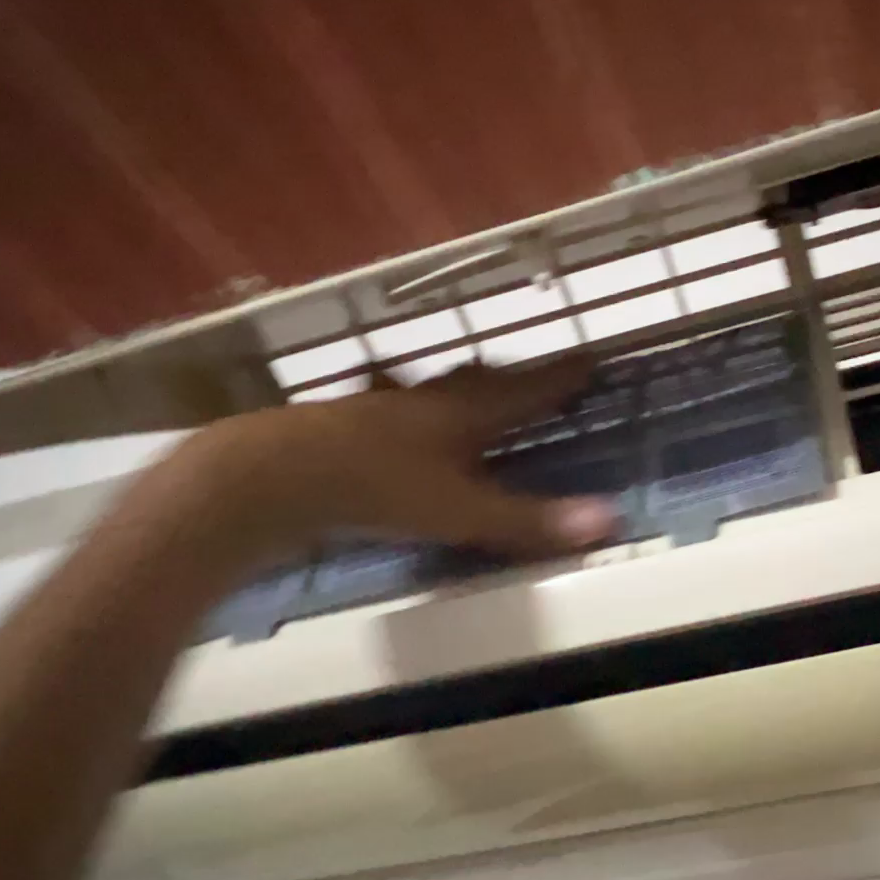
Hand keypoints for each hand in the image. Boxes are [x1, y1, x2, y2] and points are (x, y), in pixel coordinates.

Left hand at [174, 355, 619, 559]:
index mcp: (465, 414)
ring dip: (458, 388)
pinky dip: (407, 412)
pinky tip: (393, 416)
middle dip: (513, 378)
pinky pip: (393, 411)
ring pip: (432, 390)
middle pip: (481, 381)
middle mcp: (428, 401)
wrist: (270, 478)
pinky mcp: (345, 428)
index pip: (527, 389)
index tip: (590, 359)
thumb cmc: (378, 486)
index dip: (560, 378)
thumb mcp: (462, 512)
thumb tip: (609, 520)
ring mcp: (383, 410)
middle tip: (535, 375)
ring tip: (471, 389)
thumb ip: (530, 520)